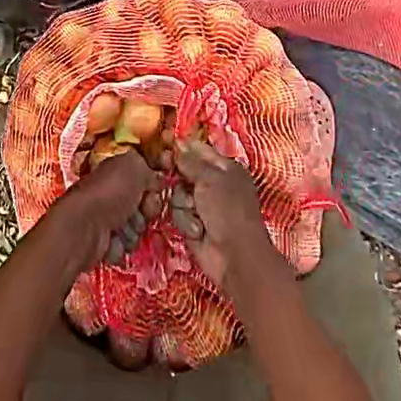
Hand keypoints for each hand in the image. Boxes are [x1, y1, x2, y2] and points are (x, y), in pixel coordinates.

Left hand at [52, 150, 157, 272]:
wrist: (83, 227)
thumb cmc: (110, 192)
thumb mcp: (134, 167)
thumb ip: (148, 168)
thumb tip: (155, 179)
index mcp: (115, 172)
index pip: (144, 181)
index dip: (152, 190)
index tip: (151, 194)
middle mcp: (109, 194)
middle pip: (142, 208)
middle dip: (144, 214)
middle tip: (138, 213)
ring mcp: (104, 219)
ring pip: (135, 230)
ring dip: (132, 232)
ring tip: (121, 229)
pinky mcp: (100, 244)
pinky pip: (122, 248)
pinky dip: (119, 247)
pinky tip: (111, 242)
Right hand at [172, 136, 281, 289]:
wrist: (236, 256)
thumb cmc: (228, 210)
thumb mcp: (211, 178)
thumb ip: (191, 161)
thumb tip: (178, 143)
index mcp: (224, 167)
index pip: (198, 150)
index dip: (182, 148)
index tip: (165, 148)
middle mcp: (213, 184)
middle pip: (184, 171)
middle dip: (178, 178)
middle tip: (169, 177)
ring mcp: (202, 205)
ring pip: (177, 193)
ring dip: (183, 203)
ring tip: (195, 212)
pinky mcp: (193, 224)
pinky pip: (179, 214)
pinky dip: (186, 221)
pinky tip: (197, 229)